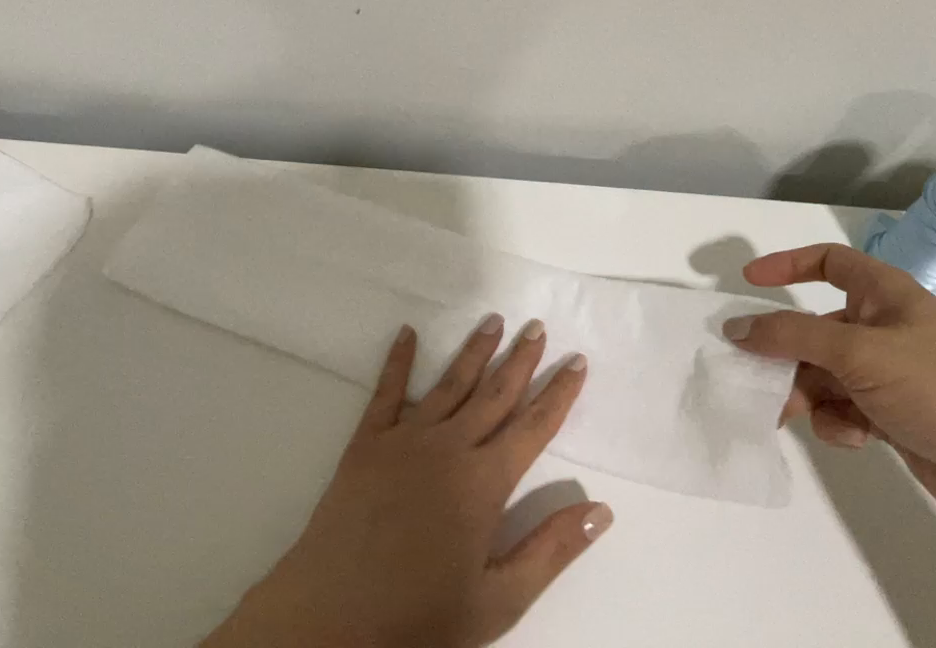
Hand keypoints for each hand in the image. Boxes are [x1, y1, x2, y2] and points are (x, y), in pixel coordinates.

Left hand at [202, 317, 610, 647]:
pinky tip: (407, 333)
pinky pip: (387, 391)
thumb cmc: (420, 614)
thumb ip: (550, 550)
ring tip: (493, 321)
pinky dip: (398, 360)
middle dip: (521, 359)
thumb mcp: (498, 599)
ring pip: (450, 384)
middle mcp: (450, 447)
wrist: (333, 614)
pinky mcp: (367, 442)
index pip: (534, 427)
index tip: (577, 361)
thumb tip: (602, 510)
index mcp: (485, 482)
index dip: (559, 394)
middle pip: (495, 394)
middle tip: (537, 327)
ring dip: (475, 351)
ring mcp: (405, 439)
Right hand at [723, 243, 935, 519]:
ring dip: (807, 395)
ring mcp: (891, 374)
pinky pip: (844, 408)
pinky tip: (857, 437)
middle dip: (787, 355)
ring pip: (823, 374)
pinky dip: (839, 422)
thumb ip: (791, 336)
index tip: (748, 282)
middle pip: (815, 329)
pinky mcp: (895, 415)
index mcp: (886, 295)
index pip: (829, 262)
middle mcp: (886, 329)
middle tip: (758, 378)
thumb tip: (735, 327)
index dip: (787, 265)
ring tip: (796, 418)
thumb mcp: (858, 353)